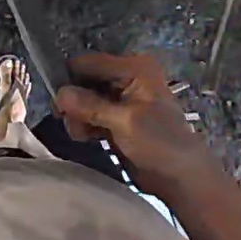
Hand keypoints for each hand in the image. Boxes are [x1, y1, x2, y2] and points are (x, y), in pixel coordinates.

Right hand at [55, 53, 223, 199]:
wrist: (181, 176)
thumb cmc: (159, 143)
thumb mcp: (125, 122)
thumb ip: (91, 106)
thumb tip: (59, 94)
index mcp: (134, 68)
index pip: (90, 63)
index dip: (71, 80)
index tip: (60, 106)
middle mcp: (126, 77)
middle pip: (85, 80)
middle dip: (75, 102)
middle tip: (72, 125)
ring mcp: (121, 98)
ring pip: (84, 98)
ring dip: (78, 116)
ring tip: (82, 135)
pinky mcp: (116, 117)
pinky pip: (91, 113)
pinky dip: (85, 124)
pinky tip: (87, 138)